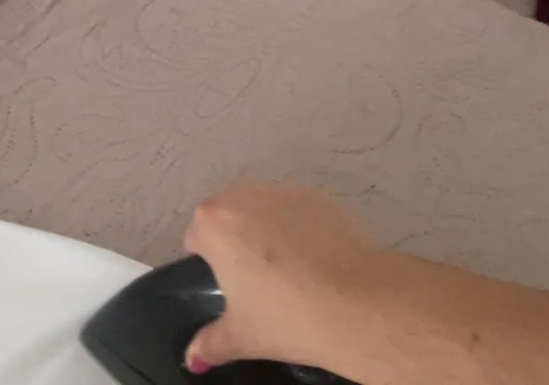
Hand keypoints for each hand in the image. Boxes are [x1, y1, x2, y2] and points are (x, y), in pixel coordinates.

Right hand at [181, 183, 384, 373]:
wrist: (355, 300)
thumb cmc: (285, 316)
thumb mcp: (241, 337)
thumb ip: (210, 344)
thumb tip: (193, 358)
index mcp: (214, 222)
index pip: (196, 237)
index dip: (208, 264)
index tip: (227, 288)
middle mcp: (243, 194)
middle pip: (228, 215)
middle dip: (236, 241)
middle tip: (255, 282)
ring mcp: (282, 190)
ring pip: (263, 209)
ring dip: (266, 230)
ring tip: (289, 270)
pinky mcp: (316, 195)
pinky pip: (295, 209)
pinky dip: (298, 227)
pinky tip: (315, 259)